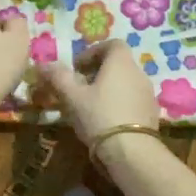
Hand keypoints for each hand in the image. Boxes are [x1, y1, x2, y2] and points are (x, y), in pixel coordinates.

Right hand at [38, 40, 158, 145]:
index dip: (93, 52)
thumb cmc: (99, 116)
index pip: (112, 44)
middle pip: (118, 64)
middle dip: (98, 72)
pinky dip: (120, 103)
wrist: (131, 151)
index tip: (77, 67)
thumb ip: (58, 77)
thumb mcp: (72, 97)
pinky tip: (107, 120)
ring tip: (91, 106)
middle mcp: (139, 73)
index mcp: (121, 63)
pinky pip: (133, 100)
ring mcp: (148, 94)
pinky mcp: (152, 113)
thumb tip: (43, 65)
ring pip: (126, 83)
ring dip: (109, 89)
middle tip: (80, 88)